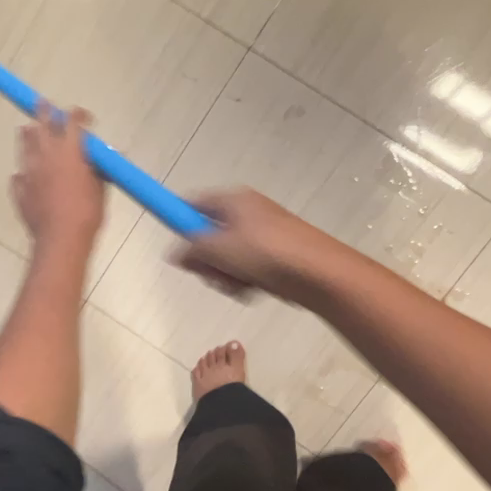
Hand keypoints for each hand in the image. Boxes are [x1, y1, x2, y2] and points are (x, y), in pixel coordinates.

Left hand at [12, 103, 105, 251]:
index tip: (84, 116)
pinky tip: (23, 174)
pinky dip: (23, 171)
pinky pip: (18, 175)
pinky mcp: (20, 189)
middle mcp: (46, 155)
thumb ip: (97, 170)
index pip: (72, 121)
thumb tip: (98, 161)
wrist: (61, 239)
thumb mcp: (100, 188)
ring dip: (28, 134)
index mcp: (69, 150)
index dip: (78, 114)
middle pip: (41, 124)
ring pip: (24, 144)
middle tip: (42, 102)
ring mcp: (29, 171)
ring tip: (27, 128)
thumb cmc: (87, 213)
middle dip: (44, 111)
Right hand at [172, 187, 340, 300]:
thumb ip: (191, 249)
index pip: (192, 203)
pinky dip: (245, 281)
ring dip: (225, 275)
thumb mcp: (219, 250)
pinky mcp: (275, 256)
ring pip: (226, 257)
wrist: (319, 273)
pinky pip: (246, 268)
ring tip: (239, 284)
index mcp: (233, 200)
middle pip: (208, 234)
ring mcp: (262, 234)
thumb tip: (173, 253)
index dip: (176, 220)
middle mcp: (247, 212)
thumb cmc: (266, 253)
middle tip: (211, 273)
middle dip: (206, 259)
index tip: (171, 241)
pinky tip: (255, 289)